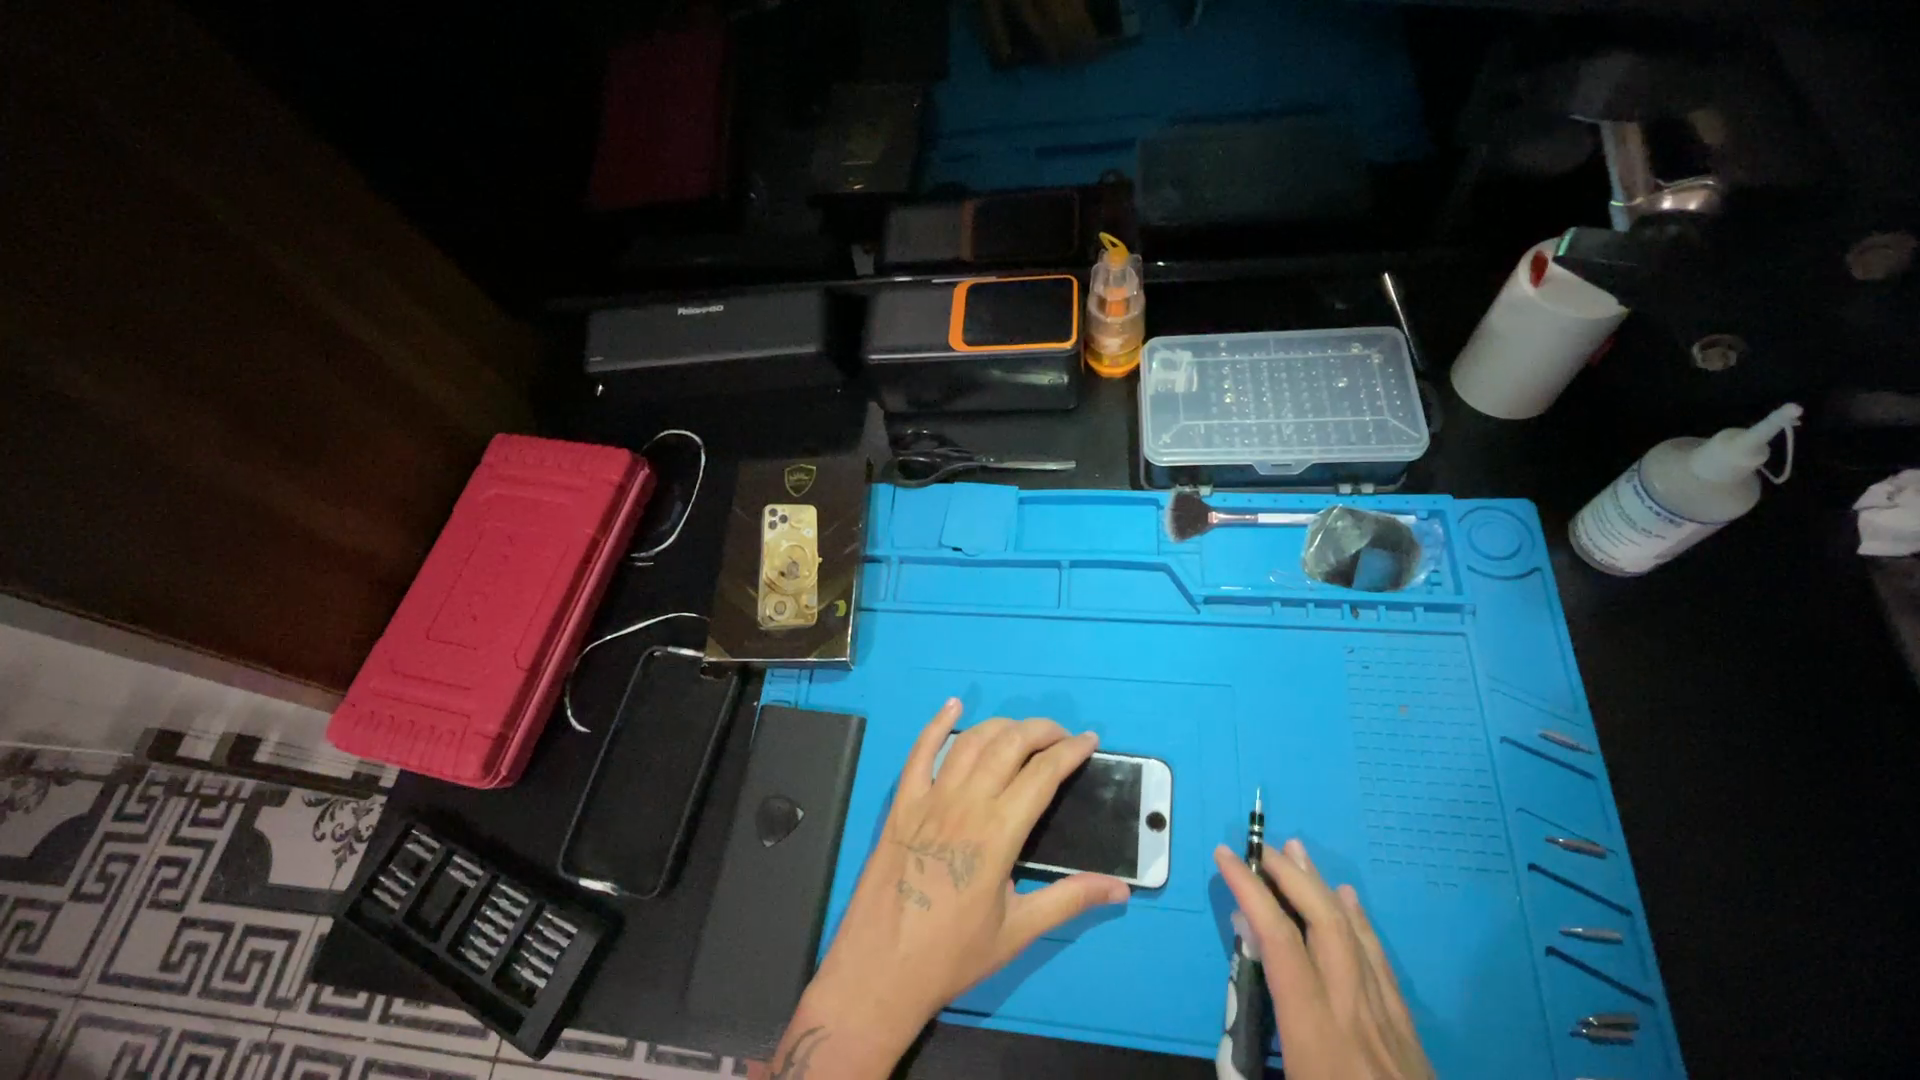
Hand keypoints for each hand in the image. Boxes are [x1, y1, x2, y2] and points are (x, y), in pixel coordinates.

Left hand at [762, 698, 1129, 1078]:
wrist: (879, 970)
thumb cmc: (951, 955)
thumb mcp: (1017, 932)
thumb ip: (1069, 900)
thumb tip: (1121, 888)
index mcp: (998, 834)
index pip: (1043, 775)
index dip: (1071, 752)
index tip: (1090, 741)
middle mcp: (964, 804)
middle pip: (1009, 745)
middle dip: (1042, 730)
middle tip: (1062, 736)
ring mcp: (928, 800)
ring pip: (970, 742)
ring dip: (1001, 726)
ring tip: (1024, 729)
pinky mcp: (901, 805)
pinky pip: (919, 753)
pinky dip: (937, 724)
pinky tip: (952, 706)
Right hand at [1214, 840, 1433, 1079]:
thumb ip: (1249, 1064)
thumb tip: (1227, 1038)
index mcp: (1316, 1036)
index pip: (1281, 944)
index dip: (1251, 894)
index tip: (1226, 858)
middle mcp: (1354, 1016)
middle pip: (1326, 927)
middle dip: (1292, 878)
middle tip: (1263, 846)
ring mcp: (1388, 1023)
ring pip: (1357, 938)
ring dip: (1324, 890)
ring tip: (1300, 854)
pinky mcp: (1408, 1036)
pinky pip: (1382, 964)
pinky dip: (1361, 924)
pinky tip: (1352, 905)